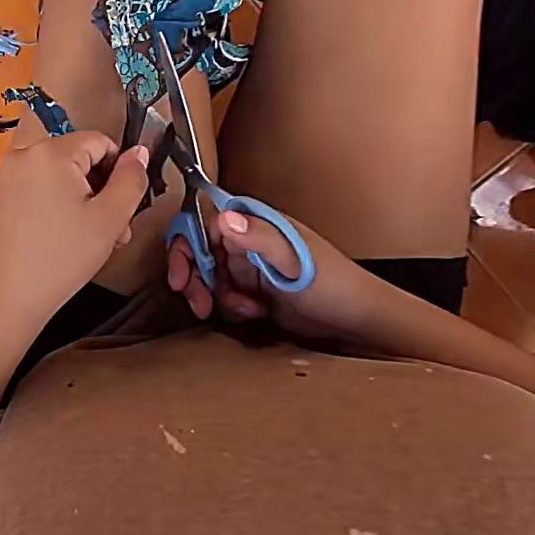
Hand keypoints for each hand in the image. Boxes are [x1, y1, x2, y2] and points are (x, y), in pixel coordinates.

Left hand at [0, 132, 151, 322]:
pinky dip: (58, 206)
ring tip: (93, 238)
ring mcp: (7, 177)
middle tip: (114, 228)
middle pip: (79, 159)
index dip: (119, 170)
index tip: (123, 204)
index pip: (99, 142)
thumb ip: (131, 180)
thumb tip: (139, 152)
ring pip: (60, 176)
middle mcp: (23, 156)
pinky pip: (39, 189)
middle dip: (102, 190)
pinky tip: (66, 238)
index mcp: (50, 153)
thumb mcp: (110, 218)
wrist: (8, 297)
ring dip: (83, 201)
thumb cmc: (60, 258)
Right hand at [166, 204, 412, 344]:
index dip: (185, 245)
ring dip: (215, 296)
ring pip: (210, 277)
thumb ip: (257, 238)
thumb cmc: (332, 283)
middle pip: (200, 251)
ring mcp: (251, 266)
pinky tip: (255, 313)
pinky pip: (226, 296)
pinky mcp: (255, 289)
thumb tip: (223, 215)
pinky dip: (233, 308)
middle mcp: (249, 240)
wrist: (355, 319)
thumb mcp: (293, 261)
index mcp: (256, 223)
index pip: (204, 222)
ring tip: (243, 310)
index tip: (180, 275)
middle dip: (194, 278)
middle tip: (198, 303)